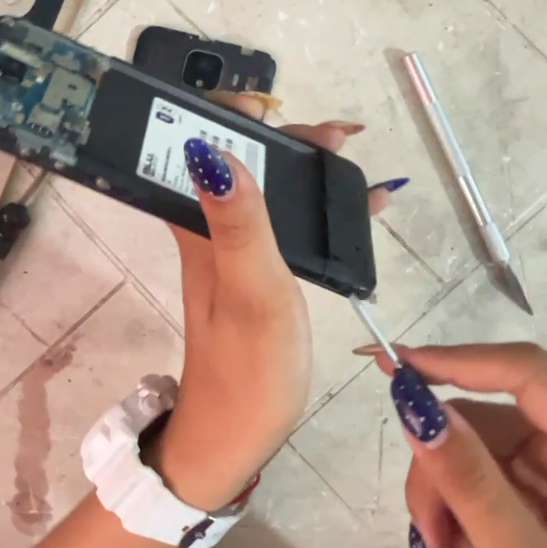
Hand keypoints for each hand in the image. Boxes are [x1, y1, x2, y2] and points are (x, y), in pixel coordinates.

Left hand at [154, 98, 396, 510]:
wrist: (235, 435)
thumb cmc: (248, 369)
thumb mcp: (251, 291)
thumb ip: (239, 222)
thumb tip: (206, 149)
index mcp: (195, 226)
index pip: (187, 144)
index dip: (222, 114)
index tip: (272, 112)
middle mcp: (207, 229)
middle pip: (234, 158)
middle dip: (281, 135)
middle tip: (337, 138)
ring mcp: (231, 250)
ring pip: (263, 188)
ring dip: (303, 167)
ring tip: (352, 158)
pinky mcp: (254, 272)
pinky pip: (283, 223)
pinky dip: (316, 208)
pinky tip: (359, 205)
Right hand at [368, 342, 546, 547]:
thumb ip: (471, 484)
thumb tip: (415, 406)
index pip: (532, 376)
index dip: (460, 362)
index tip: (391, 367)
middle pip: (487, 410)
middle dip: (444, 463)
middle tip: (425, 524)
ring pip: (465, 437)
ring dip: (439, 489)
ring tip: (442, 547)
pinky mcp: (529, 484)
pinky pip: (464, 464)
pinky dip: (445, 500)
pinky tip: (454, 544)